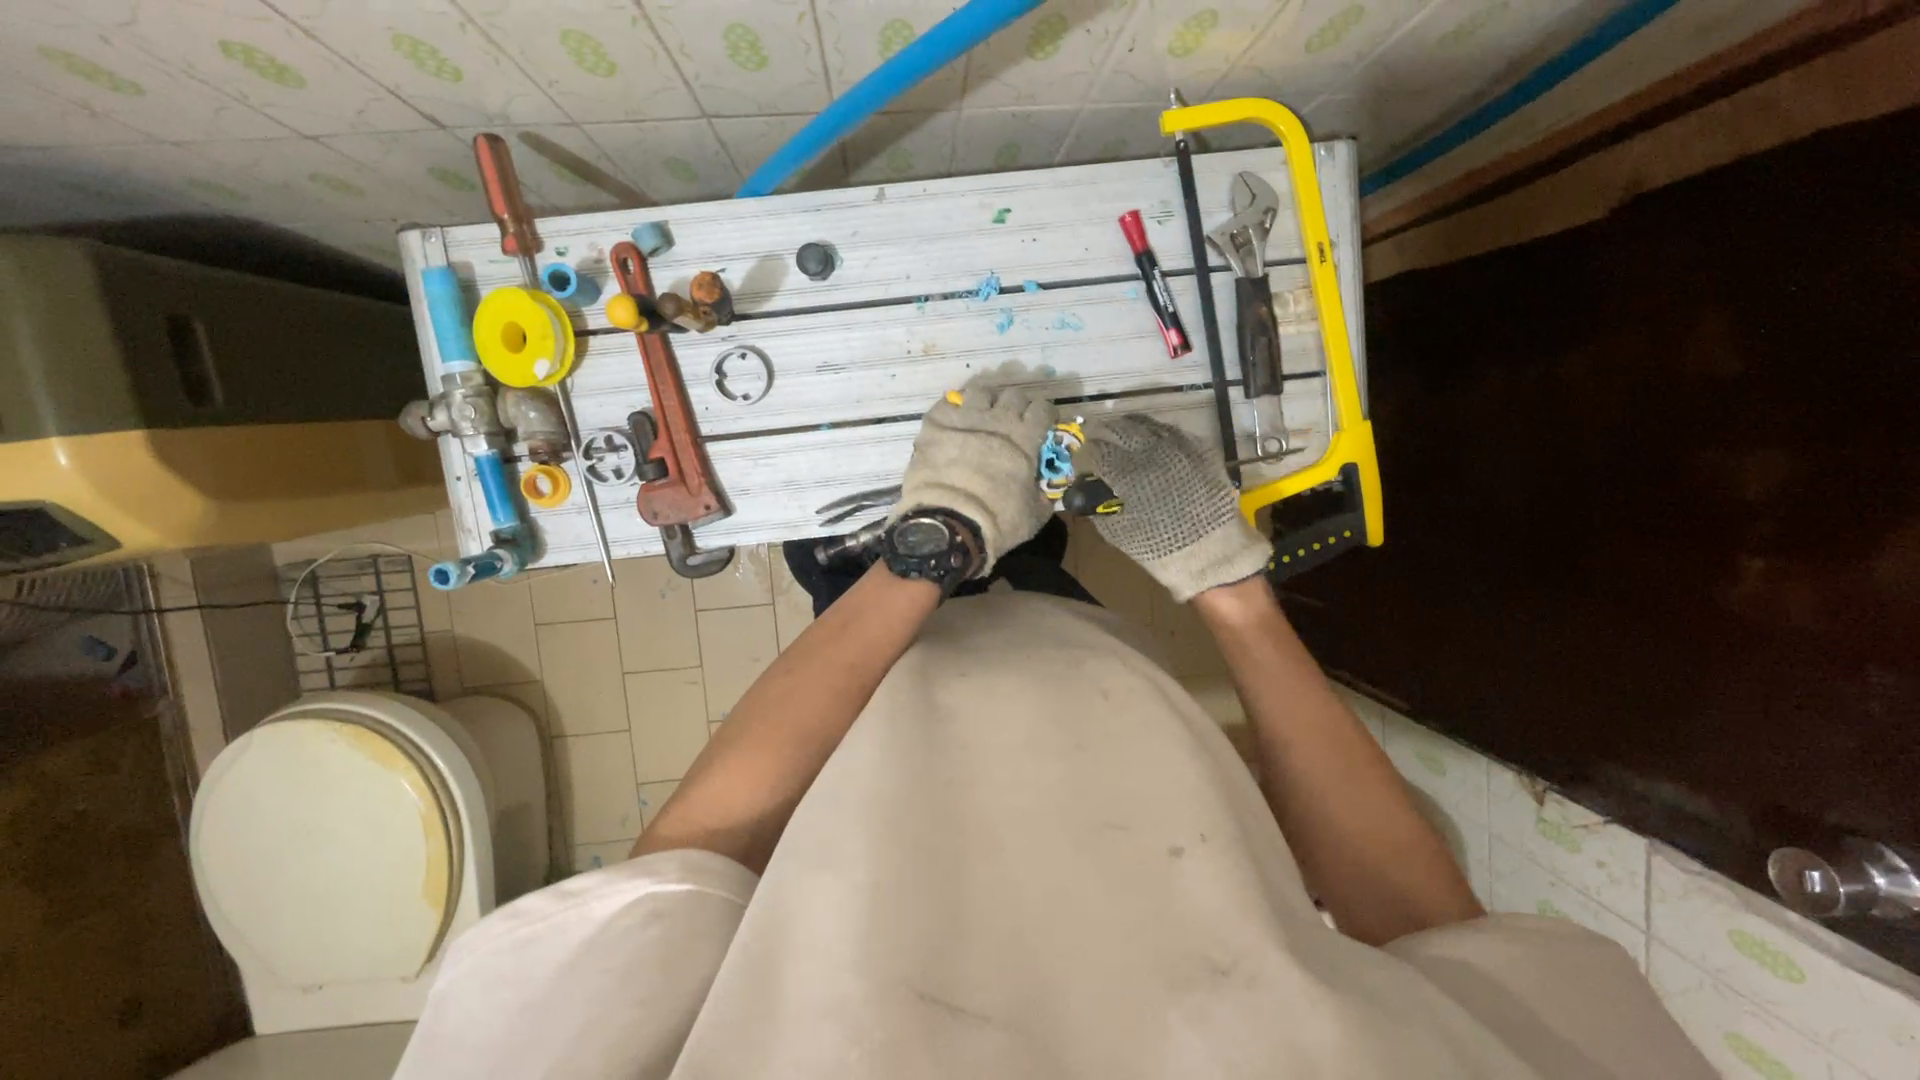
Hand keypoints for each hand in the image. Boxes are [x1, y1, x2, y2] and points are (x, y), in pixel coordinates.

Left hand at [895, 374, 1053, 572]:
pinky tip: (953, 422)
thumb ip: (1044, 494)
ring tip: (981, 417)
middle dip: (1017, 407)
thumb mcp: (1035, 514)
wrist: (949, 523)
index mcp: (1026, 438)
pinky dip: (953, 409)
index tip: (1043, 426)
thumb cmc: (998, 520)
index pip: (1043, 408)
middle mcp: (998, 419)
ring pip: (980, 392)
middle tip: (1012, 423)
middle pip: (1014, 395)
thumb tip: (1045, 489)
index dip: (1045, 415)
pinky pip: (947, 402)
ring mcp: (965, 417)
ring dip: (985, 402)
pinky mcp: (935, 422)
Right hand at [1081, 414, 1271, 602]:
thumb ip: (1099, 506)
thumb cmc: (1160, 549)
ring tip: (1124, 434)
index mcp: (1126, 473)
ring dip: (1131, 428)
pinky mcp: (1201, 449)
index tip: (1083, 458)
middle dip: (1104, 432)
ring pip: (1148, 425)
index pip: (1096, 450)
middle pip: (1120, 429)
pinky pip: (1174, 433)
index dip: (1085, 453)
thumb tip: (1088, 490)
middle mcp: (1151, 452)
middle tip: (1098, 437)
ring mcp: (1179, 447)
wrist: (1212, 553)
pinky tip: (1155, 443)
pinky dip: (1158, 435)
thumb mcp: (1118, 533)